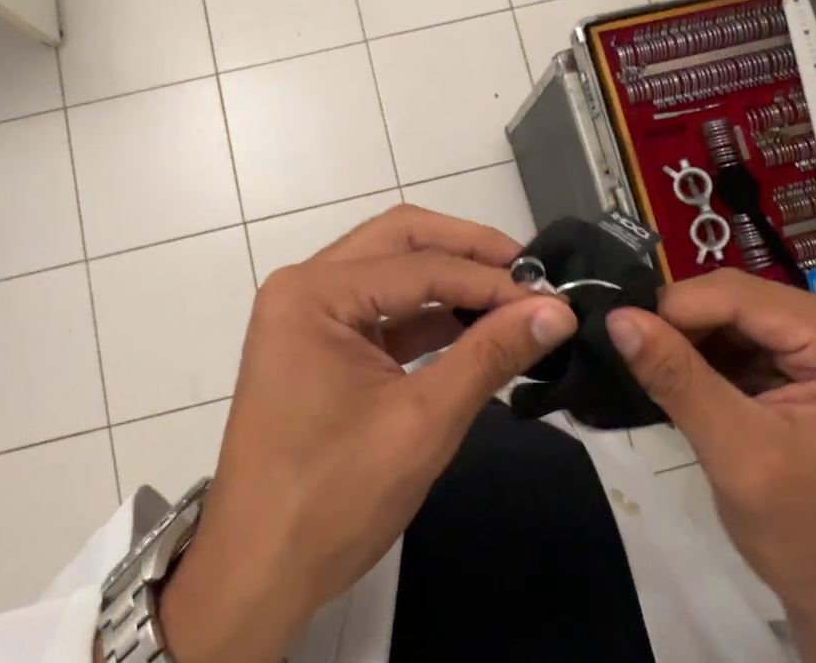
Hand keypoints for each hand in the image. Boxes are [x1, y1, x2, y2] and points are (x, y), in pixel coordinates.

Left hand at [154, 207, 577, 662]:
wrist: (257, 572)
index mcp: (314, 292)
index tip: (555, 299)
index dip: (493, 280)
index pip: (421, 264)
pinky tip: (475, 330)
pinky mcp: (317, 346)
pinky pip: (381, 310)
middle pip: (400, 242)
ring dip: (451, 282)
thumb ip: (490, 354)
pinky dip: (428, 316)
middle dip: (469, 253)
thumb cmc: (333, 498)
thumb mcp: (423, 422)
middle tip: (531, 275)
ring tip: (514, 302)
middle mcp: (304, 287)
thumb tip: (558, 311)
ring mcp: (306, 315)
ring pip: (391, 271)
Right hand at [607, 270, 815, 662]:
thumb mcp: (737, 454)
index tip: (620, 335)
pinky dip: (711, 357)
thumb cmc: (807, 532)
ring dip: (694, 343)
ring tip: (660, 376)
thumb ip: (677, 378)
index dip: (675, 310)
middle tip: (637, 361)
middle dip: (684, 327)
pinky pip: (748, 337)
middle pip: (740, 299)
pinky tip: (690, 383)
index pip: (742, 295)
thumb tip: (617, 317)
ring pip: (737, 314)